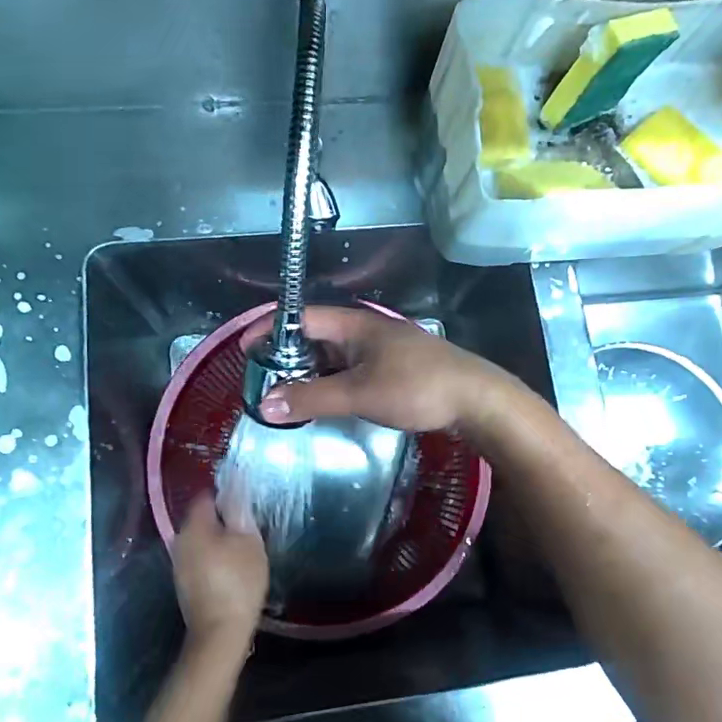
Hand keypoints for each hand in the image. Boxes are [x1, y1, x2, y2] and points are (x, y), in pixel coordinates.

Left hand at [170, 497, 268, 647]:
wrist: (220, 633)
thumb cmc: (238, 581)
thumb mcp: (248, 540)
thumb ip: (239, 510)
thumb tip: (235, 485)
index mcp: (193, 526)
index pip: (206, 496)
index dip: (226, 496)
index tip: (245, 507)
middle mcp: (180, 540)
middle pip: (202, 519)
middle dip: (223, 520)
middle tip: (249, 530)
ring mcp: (179, 564)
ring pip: (201, 540)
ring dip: (219, 541)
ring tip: (243, 551)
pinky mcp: (184, 583)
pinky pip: (200, 559)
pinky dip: (214, 559)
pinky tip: (232, 571)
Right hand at [243, 305, 508, 431]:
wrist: (477, 399)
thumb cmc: (416, 387)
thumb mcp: (359, 394)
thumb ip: (311, 398)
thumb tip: (266, 404)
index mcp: (354, 325)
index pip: (300, 317)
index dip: (269, 329)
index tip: (244, 350)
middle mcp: (364, 331)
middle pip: (313, 336)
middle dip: (284, 356)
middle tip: (261, 380)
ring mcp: (379, 350)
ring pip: (331, 356)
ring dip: (307, 372)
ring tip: (283, 394)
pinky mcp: (391, 369)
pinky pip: (348, 370)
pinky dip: (328, 382)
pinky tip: (321, 401)